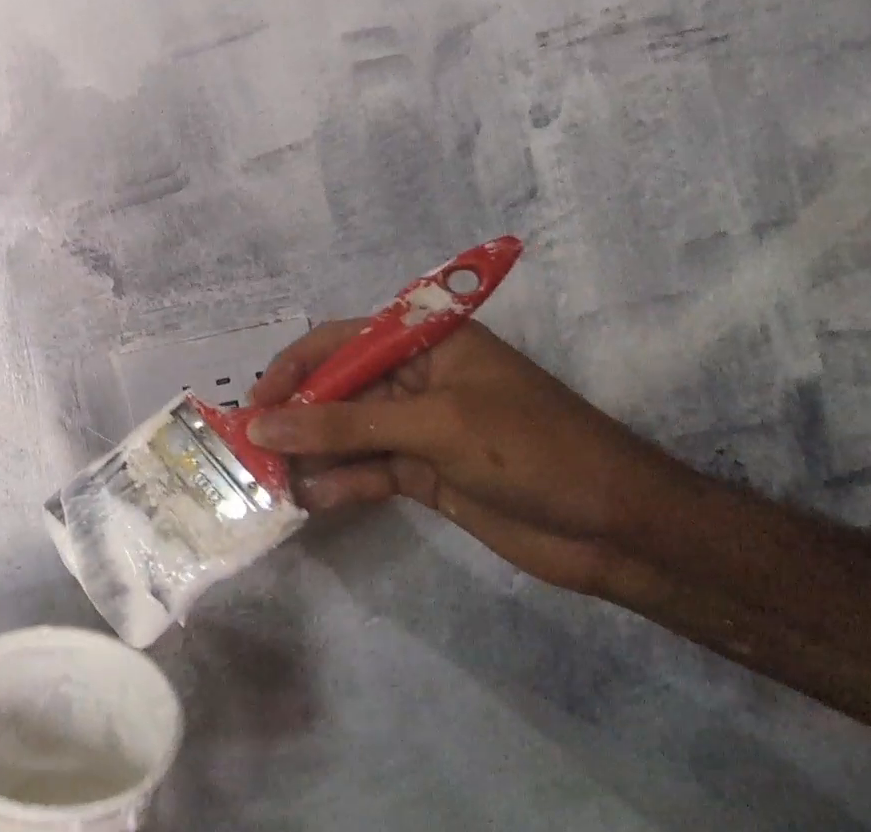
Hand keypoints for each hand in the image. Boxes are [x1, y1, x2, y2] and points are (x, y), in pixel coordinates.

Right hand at [245, 319, 683, 594]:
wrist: (621, 530)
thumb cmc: (533, 451)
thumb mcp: (433, 427)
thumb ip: (342, 426)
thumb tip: (258, 424)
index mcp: (427, 344)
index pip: (340, 341)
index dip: (292, 368)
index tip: (255, 405)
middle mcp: (416, 380)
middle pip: (335, 389)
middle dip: (294, 418)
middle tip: (249, 447)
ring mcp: (417, 428)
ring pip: (344, 434)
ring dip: (309, 455)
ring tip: (269, 479)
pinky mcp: (421, 472)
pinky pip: (363, 471)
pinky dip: (338, 484)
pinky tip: (311, 501)